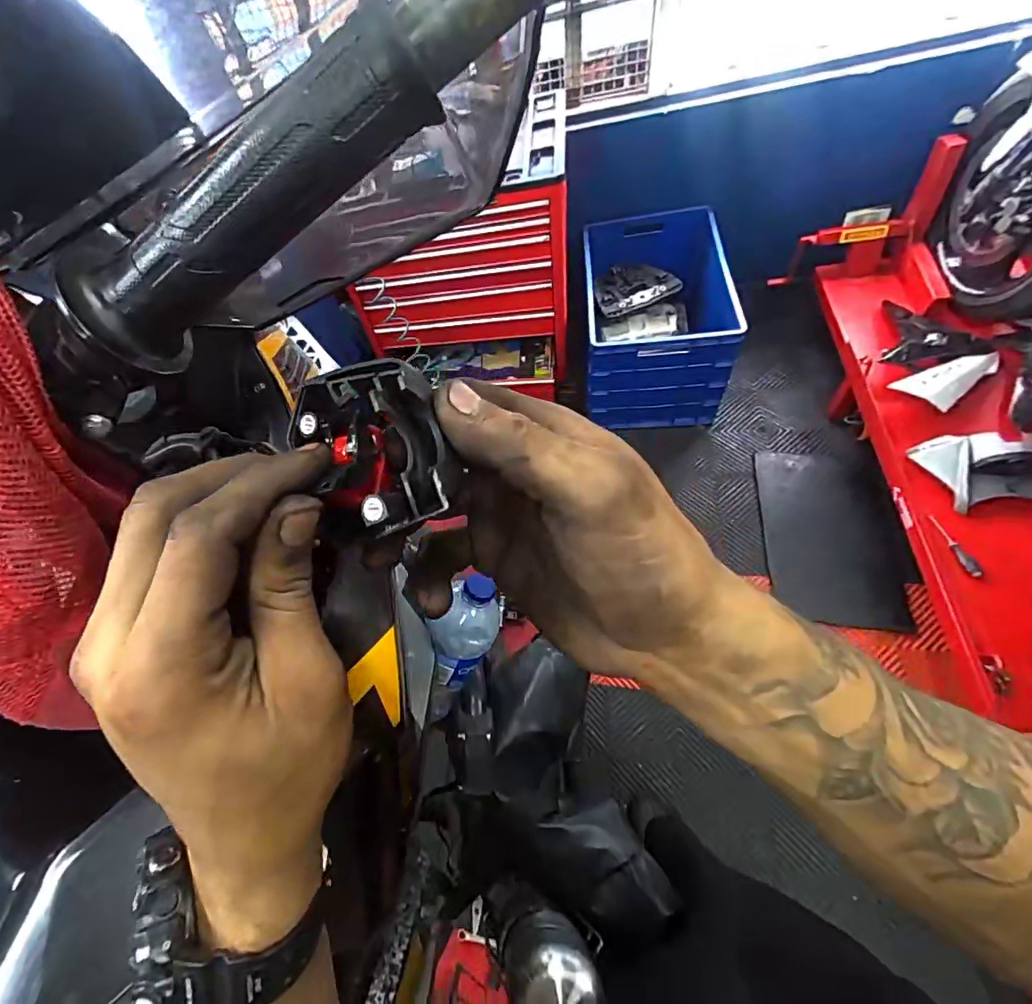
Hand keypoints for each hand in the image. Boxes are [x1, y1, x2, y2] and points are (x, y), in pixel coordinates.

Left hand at [71, 448, 348, 951]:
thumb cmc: (287, 770)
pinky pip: (143, 556)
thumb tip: (294, 503)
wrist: (241, 839)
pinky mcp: (108, 642)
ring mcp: (96, 642)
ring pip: (141, 527)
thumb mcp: (308, 676)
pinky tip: (239, 519)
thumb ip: (288, 582)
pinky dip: (193, 524)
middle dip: (228, 476)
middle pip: (152, 516)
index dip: (257, 486)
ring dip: (208, 492)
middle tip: (291, 467)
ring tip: (271, 484)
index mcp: (157, 664)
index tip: (309, 463)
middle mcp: (105, 645)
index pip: (196, 537)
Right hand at [398, 379, 752, 678]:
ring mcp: (502, 513)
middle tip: (366, 509)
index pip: (468, 404)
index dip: (419, 416)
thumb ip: (518, 443)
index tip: (373, 442)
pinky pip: (446, 557)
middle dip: (399, 480)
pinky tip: (433, 600)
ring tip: (380, 558)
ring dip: (403, 529)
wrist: (665, 636)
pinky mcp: (495, 559)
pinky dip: (429, 574)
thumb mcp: (586, 489)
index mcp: (539, 434)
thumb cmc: (638, 551)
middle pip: (439, 456)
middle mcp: (513, 467)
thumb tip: (444, 395)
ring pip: (433, 507)